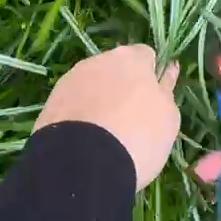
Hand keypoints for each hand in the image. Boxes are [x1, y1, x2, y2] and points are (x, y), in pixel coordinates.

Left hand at [36, 43, 180, 188]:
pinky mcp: (52, 101)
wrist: (83, 164)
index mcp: (132, 58)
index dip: (152, 77)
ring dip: (100, 100)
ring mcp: (72, 79)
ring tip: (105, 135)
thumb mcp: (168, 118)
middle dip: (123, 87)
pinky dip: (81, 115)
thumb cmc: (137, 137)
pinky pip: (74, 103)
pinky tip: (85, 141)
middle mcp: (100, 60)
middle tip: (131, 121)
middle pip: (117, 69)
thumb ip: (167, 90)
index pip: (146, 55)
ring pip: (93, 85)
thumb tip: (168, 71)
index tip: (153, 102)